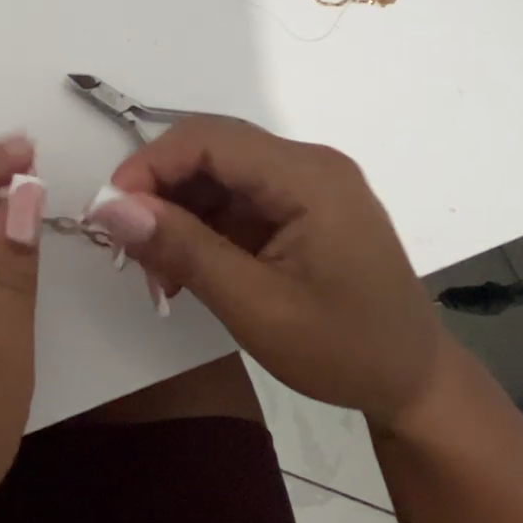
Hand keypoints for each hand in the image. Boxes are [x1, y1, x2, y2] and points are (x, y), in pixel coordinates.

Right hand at [84, 116, 442, 428]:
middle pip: (208, 153)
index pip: (207, 139)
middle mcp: (307, 166)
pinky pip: (231, 201)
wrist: (413, 383)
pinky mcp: (298, 209)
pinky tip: (184, 271)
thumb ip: (183, 249)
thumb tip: (109, 207)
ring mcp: (304, 187)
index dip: (148, 166)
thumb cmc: (343, 349)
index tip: (109, 215)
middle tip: (127, 250)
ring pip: (213, 178)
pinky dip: (198, 231)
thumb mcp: (255, 305)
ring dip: (174, 217)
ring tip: (157, 274)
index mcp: (307, 177)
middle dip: (157, 194)